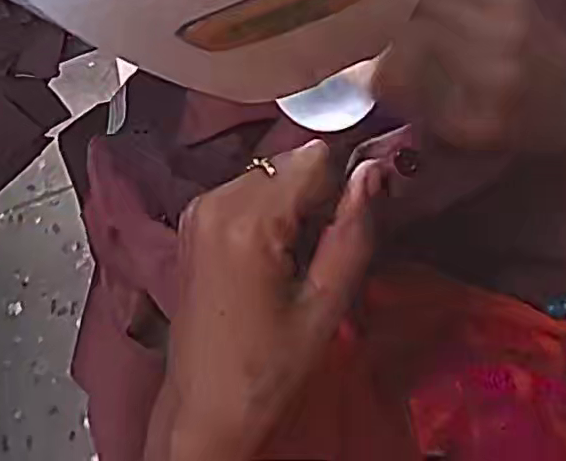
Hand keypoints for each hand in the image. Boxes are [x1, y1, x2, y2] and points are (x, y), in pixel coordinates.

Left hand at [145, 141, 389, 460]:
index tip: (341, 224)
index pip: (313, 157)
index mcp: (246, 220)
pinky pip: (247, 187)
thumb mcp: (325, 307)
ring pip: (270, 171)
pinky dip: (267, 207)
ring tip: (291, 257)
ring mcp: (199, 205)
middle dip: (314, 194)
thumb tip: (372, 172)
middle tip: (316, 251)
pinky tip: (269, 253)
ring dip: (291, 201)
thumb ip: (353, 231)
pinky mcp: (193, 214)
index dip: (338, 186)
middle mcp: (216, 199)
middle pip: (289, 161)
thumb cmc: (266, 370)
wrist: (203, 408)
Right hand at [371, 0, 565, 154]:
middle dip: (377, 23)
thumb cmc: (529, 125)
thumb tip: (369, 74)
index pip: (406, 57)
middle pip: (411, 15)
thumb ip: (418, 104)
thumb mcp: (471, 133)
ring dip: (395, 4)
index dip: (372, 56)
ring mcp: (501, 6)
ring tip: (373, 15)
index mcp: (487, 89)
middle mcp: (494, 41)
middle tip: (353, 31)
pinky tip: (408, 4)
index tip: (351, 60)